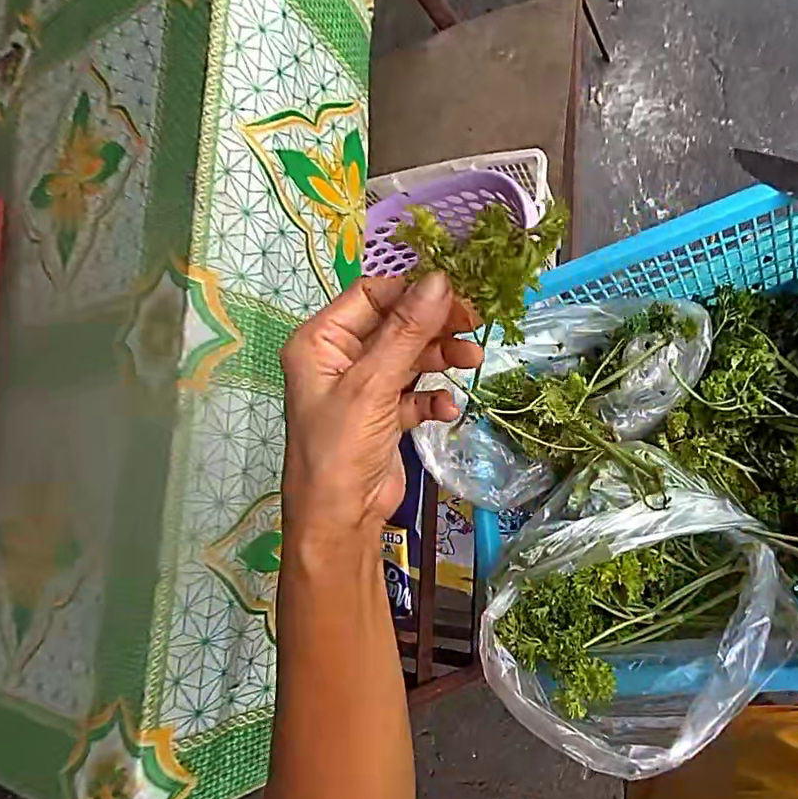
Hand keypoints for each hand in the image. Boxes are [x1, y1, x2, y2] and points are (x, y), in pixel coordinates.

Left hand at [280, 274, 482, 544]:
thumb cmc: (340, 447)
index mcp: (322, 341)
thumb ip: (408, 332)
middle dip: (436, 329)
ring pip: (413, 359)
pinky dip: (436, 398)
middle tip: (475, 329)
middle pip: (398, 327)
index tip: (457, 299)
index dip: (414, 294)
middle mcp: (343, 359)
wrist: (342, 516)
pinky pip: (418, 394)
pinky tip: (447, 410)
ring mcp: (367, 389)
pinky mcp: (388, 415)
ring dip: (443, 360)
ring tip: (473, 363)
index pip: (372, 297)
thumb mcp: (373, 384)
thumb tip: (440, 283)